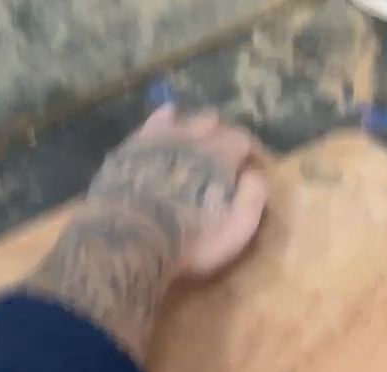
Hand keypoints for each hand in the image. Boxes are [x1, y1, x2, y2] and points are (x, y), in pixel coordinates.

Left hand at [26, 107, 268, 354]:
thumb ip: (254, 195)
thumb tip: (257, 173)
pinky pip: (150, 125)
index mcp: (218, 154)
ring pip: (180, 117)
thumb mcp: (239, 227)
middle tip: (228, 159)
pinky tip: (163, 137)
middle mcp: (188, 136)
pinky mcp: (129, 148)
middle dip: (224, 136)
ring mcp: (154, 138)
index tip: (258, 166)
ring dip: (193, 129)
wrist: (129, 239)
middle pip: (211, 121)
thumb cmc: (192, 240)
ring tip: (197, 146)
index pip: (243, 138)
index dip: (254, 150)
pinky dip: (163, 126)